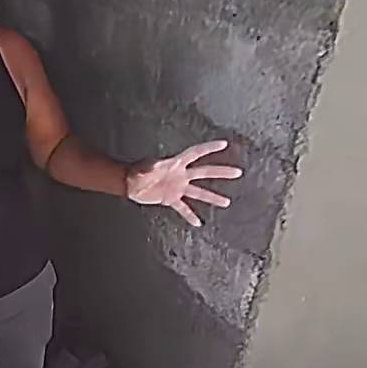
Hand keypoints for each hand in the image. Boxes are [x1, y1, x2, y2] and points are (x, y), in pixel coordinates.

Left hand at [125, 140, 242, 226]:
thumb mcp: (143, 168)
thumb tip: (155, 166)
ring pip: (199, 192)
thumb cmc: (136, 172)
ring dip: (212, 197)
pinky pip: (183, 208)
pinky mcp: (170, 199)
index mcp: (176, 164)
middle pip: (204, 172)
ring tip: (227, 202)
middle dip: (221, 172)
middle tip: (238, 173)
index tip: (224, 145)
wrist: (128, 183)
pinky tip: (199, 223)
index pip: (195, 154)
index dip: (209, 148)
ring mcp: (177, 187)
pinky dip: (189, 215)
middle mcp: (181, 175)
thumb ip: (150, 167)